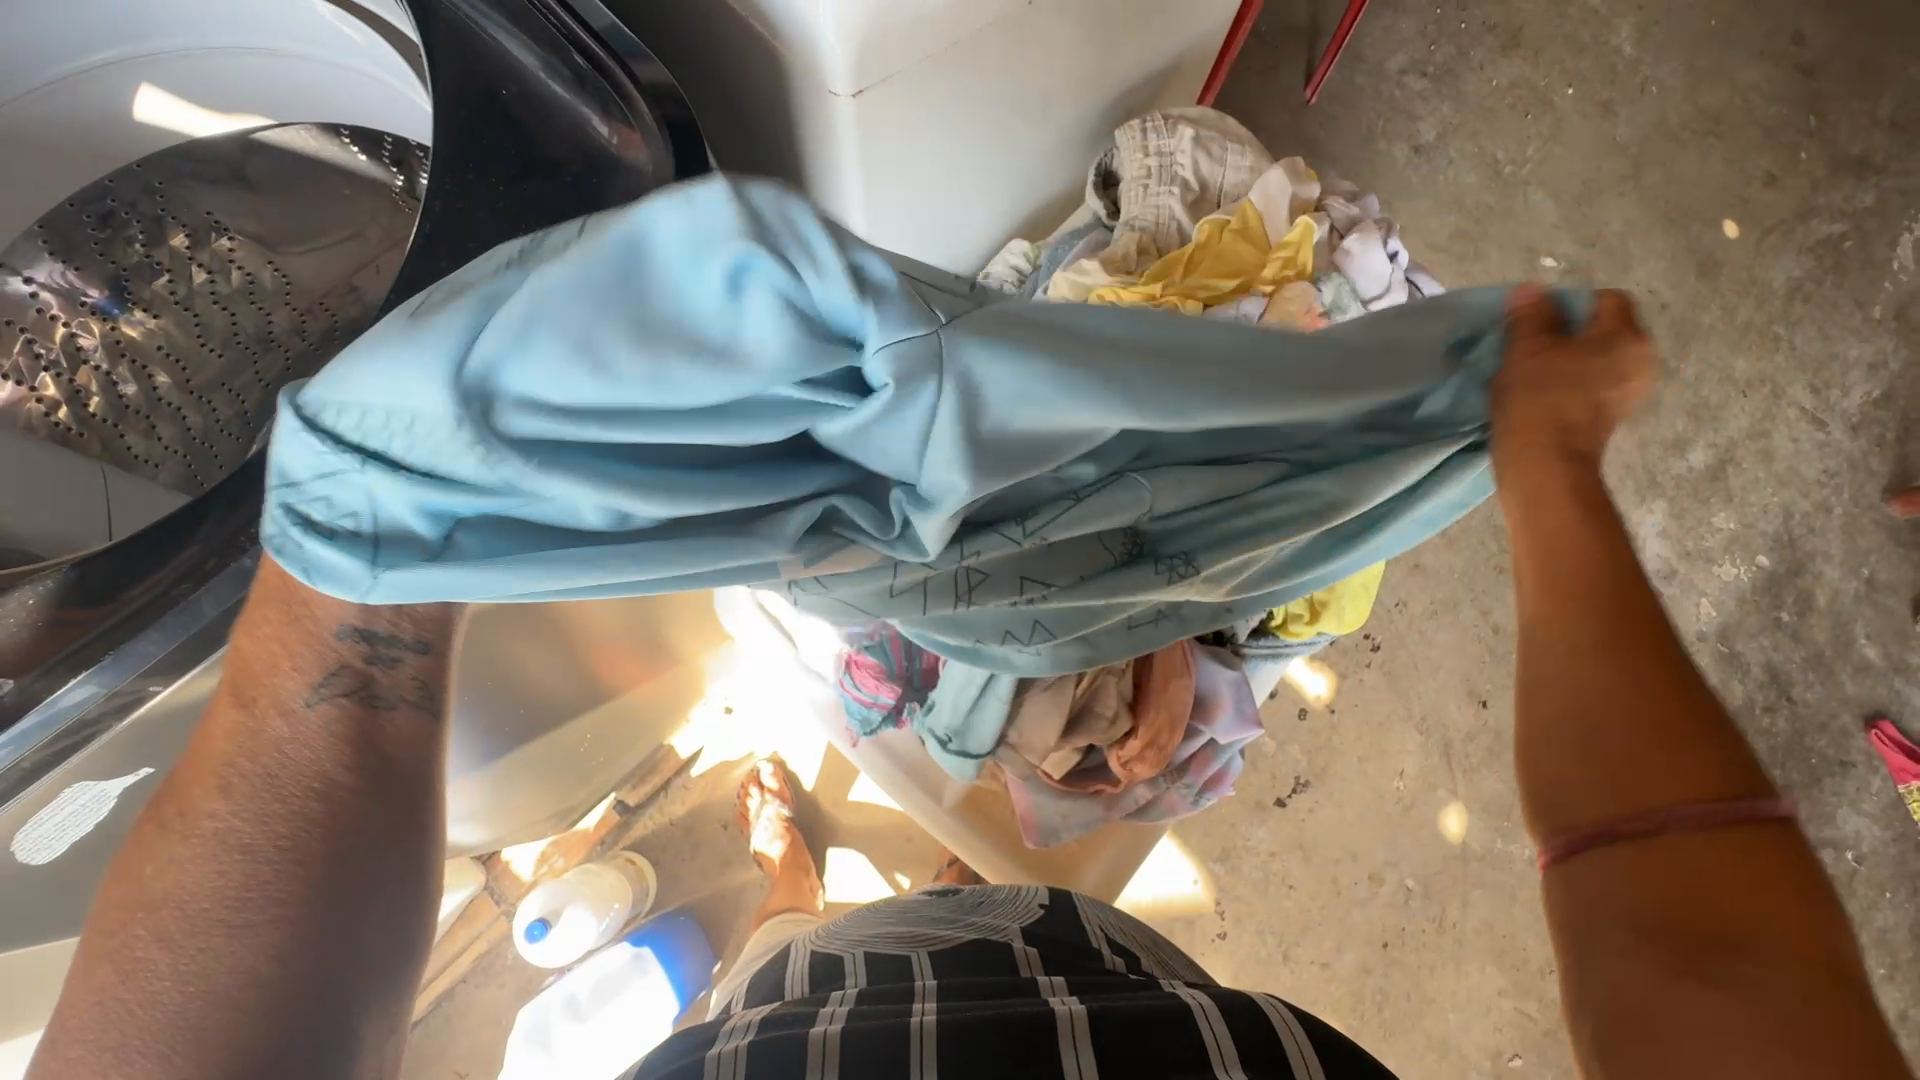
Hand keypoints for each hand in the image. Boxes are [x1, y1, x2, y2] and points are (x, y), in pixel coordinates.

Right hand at [1490, 287, 1656, 470]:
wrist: (1545, 464)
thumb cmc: (1538, 399)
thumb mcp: (1526, 349)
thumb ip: (1531, 315)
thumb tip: (1531, 290)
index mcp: (1627, 336)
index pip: (1605, 298)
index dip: (1568, 302)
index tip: (1535, 322)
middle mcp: (1641, 359)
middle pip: (1604, 330)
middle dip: (1568, 333)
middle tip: (1529, 347)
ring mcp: (1631, 391)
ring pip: (1598, 358)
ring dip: (1568, 360)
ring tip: (1533, 373)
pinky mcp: (1613, 416)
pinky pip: (1594, 384)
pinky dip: (1571, 384)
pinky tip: (1544, 396)